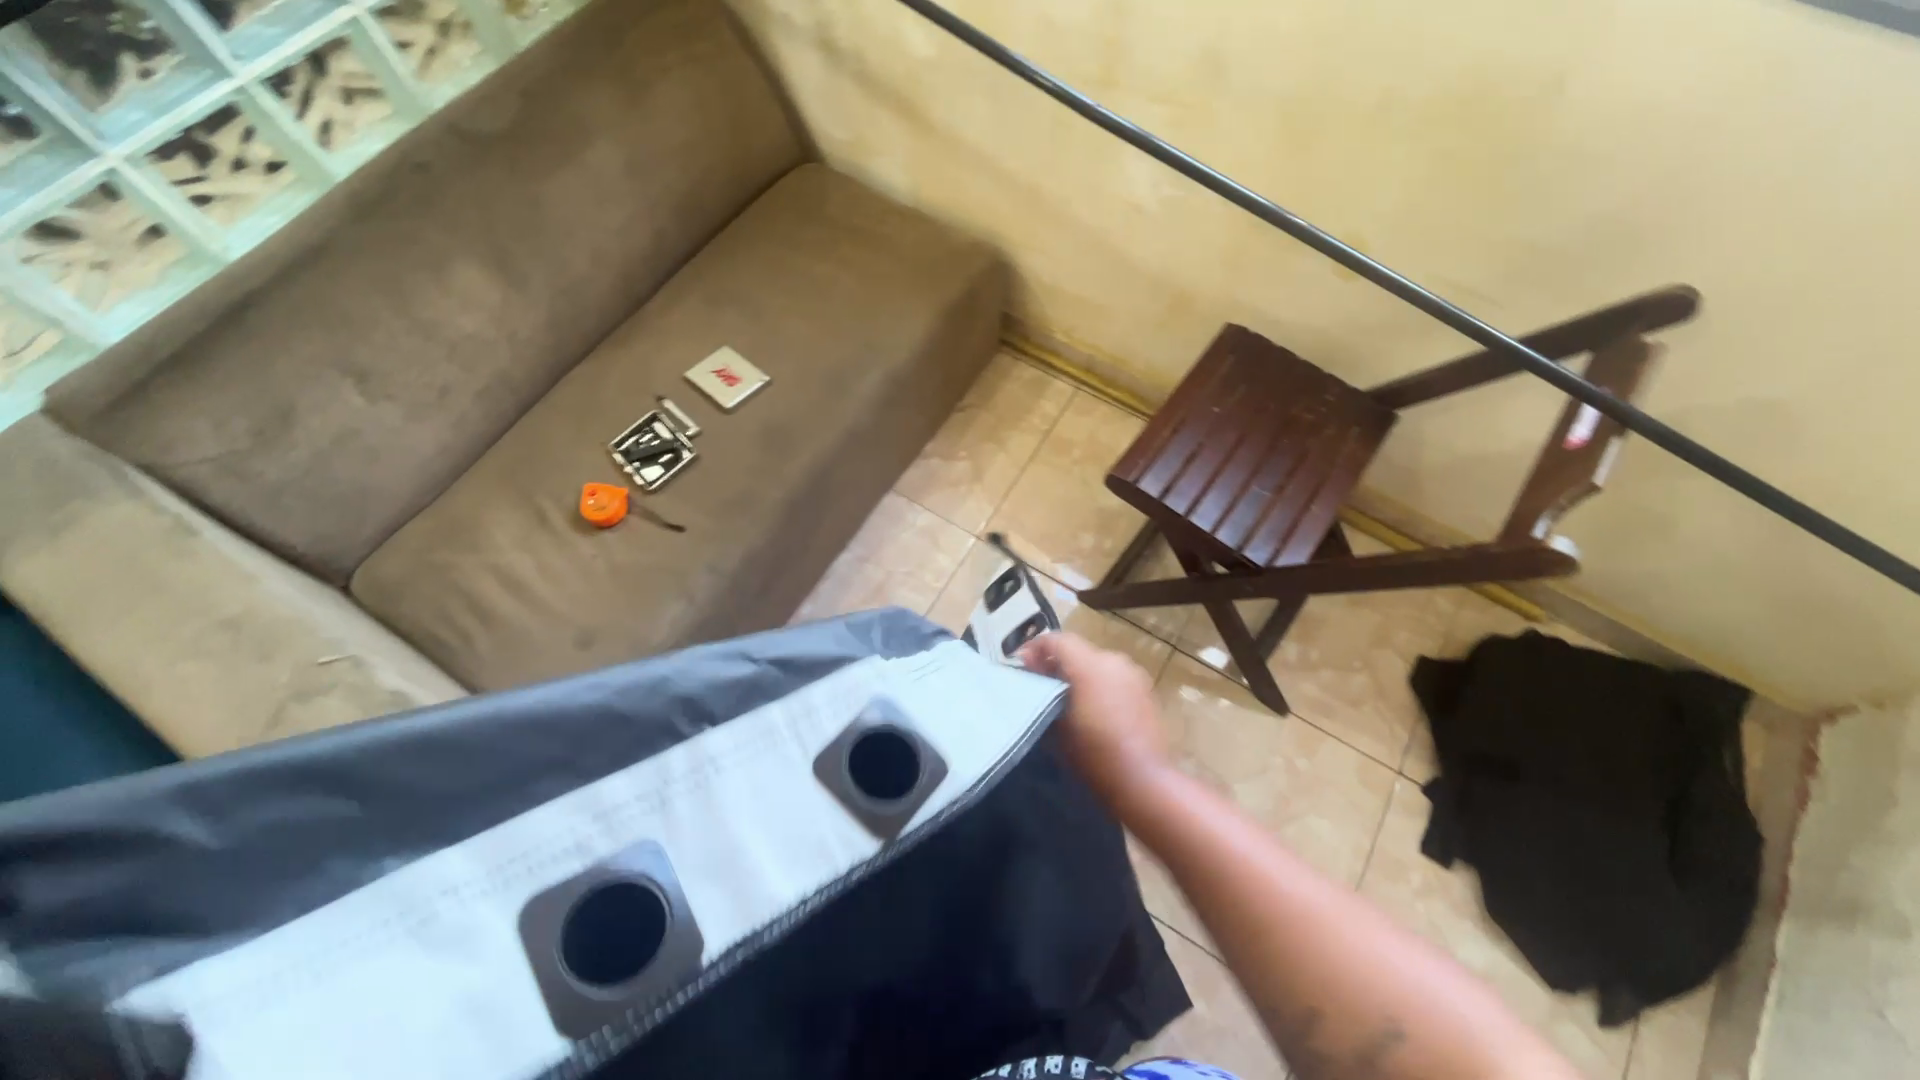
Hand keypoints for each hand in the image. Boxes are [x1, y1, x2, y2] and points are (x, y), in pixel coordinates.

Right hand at [1018, 632, 1169, 802]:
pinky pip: (1114, 677)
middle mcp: (1114, 660)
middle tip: (1040, 686)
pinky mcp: (1145, 690)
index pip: (1056, 640)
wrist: (1142, 781)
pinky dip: (1098, 684)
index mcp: (1090, 665)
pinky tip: (1092, 710)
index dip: (1034, 649)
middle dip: (1056, 663)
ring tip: (1066, 700)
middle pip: (1077, 650)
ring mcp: (1133, 674)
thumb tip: (1032, 669)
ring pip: (1097, 663)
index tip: (1021, 668)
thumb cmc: (1093, 755)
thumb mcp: (1056, 725)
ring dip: (1078, 673)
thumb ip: (1043, 689)